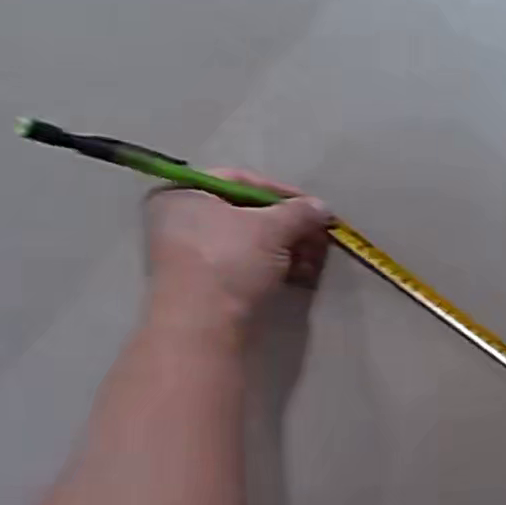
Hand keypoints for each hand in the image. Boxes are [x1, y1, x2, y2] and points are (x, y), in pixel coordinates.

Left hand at [146, 168, 333, 324]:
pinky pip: (248, 265)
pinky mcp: (210, 284)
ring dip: (290, 249)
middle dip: (292, 226)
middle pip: (250, 214)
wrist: (205, 324)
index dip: (283, 192)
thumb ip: (299, 212)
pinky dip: (276, 267)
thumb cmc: (230, 261)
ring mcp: (194, 255)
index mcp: (185, 193)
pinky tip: (301, 275)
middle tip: (320, 238)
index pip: (242, 181)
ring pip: (253, 243)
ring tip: (315, 261)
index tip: (314, 208)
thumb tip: (322, 207)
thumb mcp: (271, 228)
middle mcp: (183, 220)